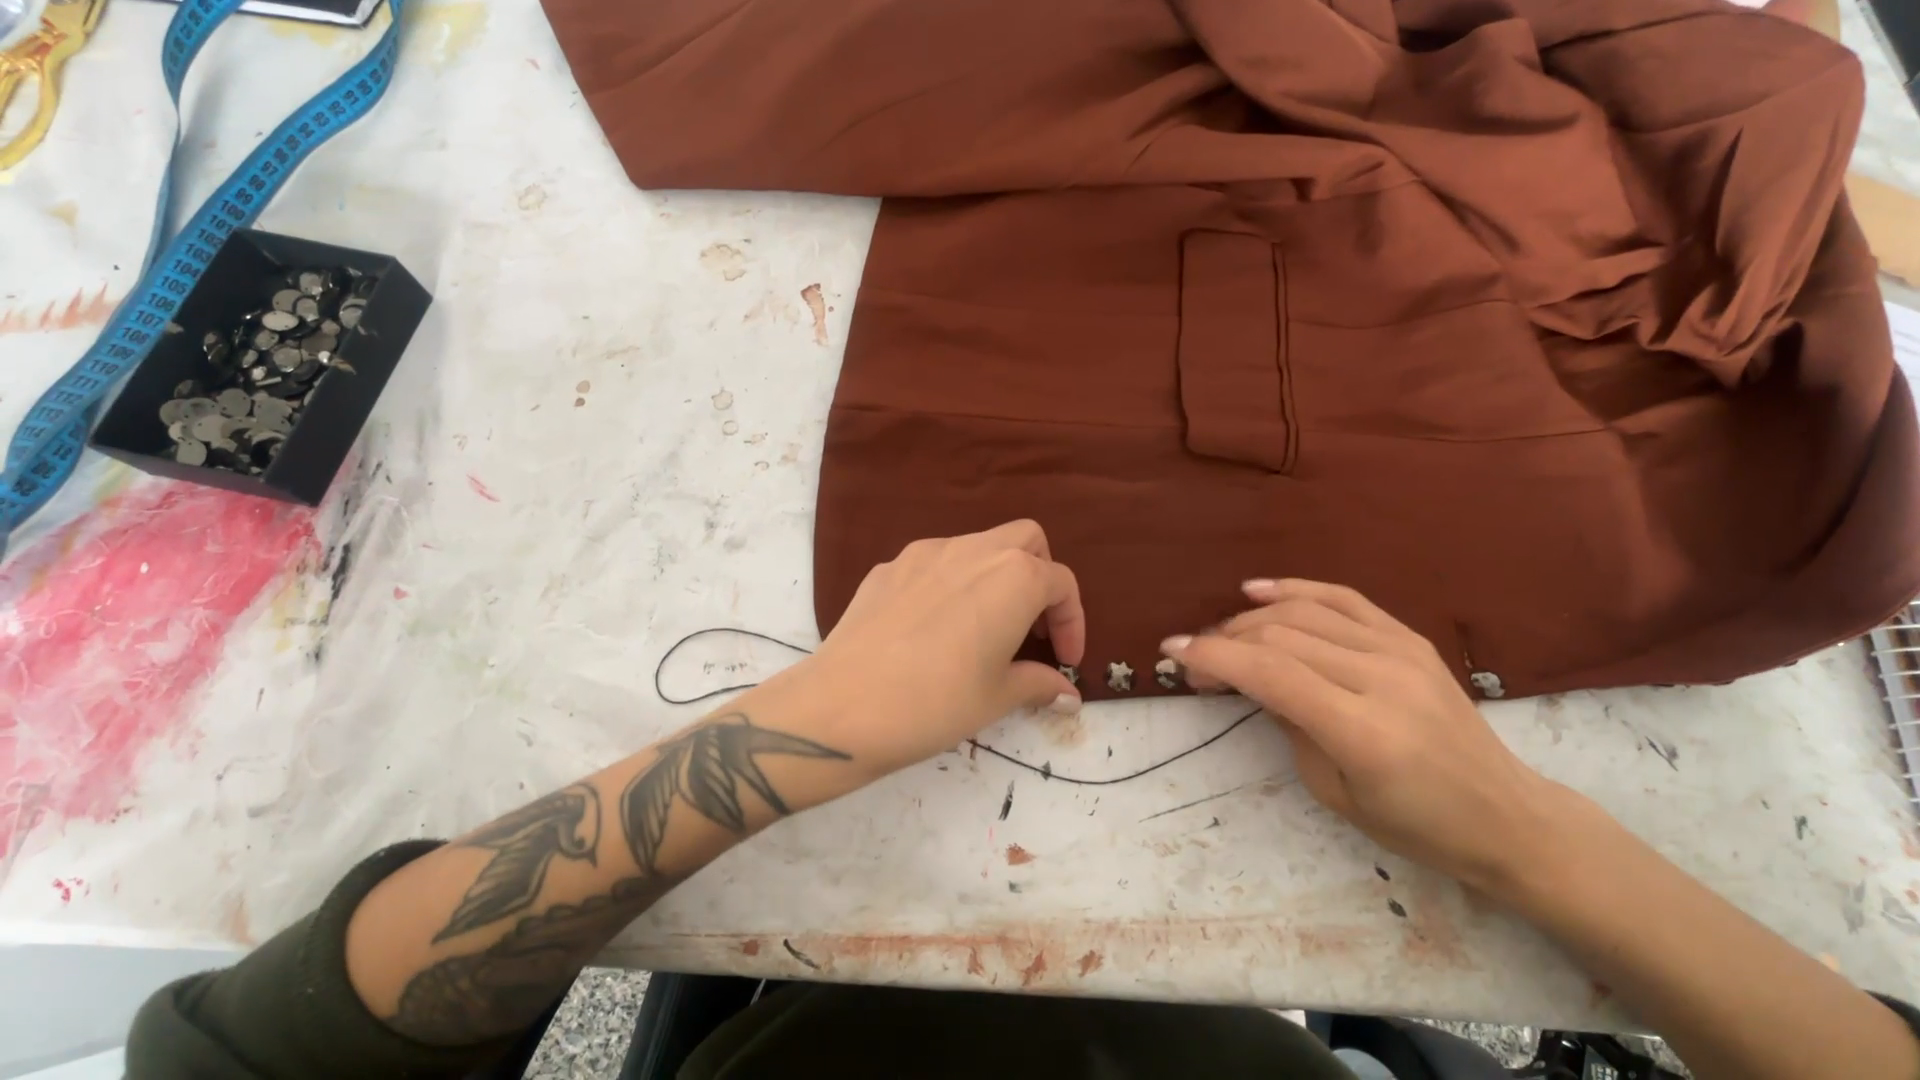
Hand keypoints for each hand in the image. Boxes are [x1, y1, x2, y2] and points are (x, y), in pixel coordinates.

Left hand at [797, 520, 1085, 776]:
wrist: (843, 706)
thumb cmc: (937, 702)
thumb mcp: (997, 697)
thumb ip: (1038, 683)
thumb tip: (1065, 692)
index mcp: (1014, 577)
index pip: (1061, 583)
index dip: (1073, 622)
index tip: (1066, 660)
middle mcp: (972, 550)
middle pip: (1025, 541)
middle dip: (1040, 576)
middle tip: (1033, 627)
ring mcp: (923, 553)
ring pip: (977, 546)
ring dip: (994, 577)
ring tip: (985, 630)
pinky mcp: (887, 568)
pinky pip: (934, 565)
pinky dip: (951, 585)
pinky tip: (935, 631)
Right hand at [1161, 579, 1567, 892]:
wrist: (1504, 814)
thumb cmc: (1416, 824)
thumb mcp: (1335, 792)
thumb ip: (1290, 725)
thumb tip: (1253, 681)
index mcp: (1361, 729)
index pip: (1270, 672)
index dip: (1214, 656)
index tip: (1172, 653)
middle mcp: (1382, 677)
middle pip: (1281, 635)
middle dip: (1224, 640)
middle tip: (1193, 662)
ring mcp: (1402, 650)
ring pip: (1305, 612)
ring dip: (1250, 618)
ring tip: (1219, 634)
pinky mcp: (1411, 639)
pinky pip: (1345, 600)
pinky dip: (1297, 589)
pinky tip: (1259, 589)